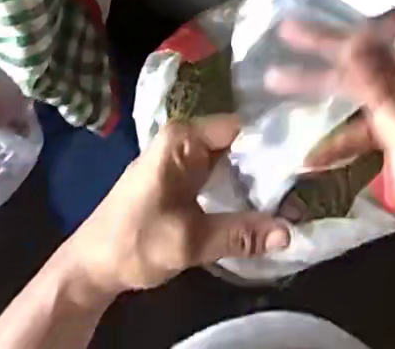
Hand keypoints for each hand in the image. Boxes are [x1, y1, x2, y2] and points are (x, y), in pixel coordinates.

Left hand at [59, 115, 291, 297]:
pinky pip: (219, 170)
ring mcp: (182, 156)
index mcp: (183, 138)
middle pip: (236, 140)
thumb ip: (240, 234)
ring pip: (229, 157)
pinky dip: (239, 183)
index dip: (271, 140)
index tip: (302, 157)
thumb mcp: (190, 242)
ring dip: (255, 174)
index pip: (239, 126)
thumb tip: (288, 233)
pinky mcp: (181, 175)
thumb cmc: (134, 243)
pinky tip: (263, 198)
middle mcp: (184, 138)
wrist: (89, 269)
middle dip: (267, 160)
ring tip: (294, 188)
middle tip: (305, 177)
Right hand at [282, 13, 394, 299]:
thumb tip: (356, 48)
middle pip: (368, 56)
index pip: (393, 33)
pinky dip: (339, 136)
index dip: (358, 20)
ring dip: (321, 88)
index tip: (320, 12)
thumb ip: (383, 96)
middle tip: (288, 32)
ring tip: (278, 81)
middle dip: (327, 46)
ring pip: (359, 89)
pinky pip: (364, 125)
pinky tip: (311, 155)